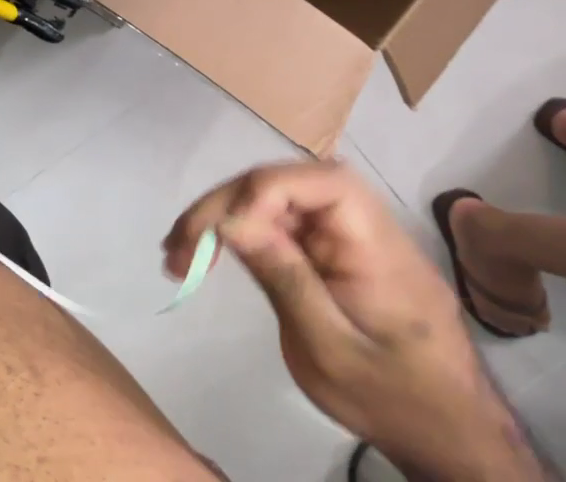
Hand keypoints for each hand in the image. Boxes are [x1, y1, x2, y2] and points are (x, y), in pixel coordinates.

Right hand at [165, 163, 540, 478]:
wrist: (446, 439)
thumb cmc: (391, 400)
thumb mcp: (331, 350)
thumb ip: (285, 280)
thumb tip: (231, 220)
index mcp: (381, 254)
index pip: (327, 183)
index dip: (266, 190)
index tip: (225, 231)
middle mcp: (367, 236)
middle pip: (287, 185)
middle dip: (224, 206)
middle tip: (178, 247)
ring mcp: (347, 245)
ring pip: (272, 201)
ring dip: (219, 217)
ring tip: (179, 253)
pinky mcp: (331, 257)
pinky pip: (276, 225)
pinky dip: (234, 233)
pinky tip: (206, 255)